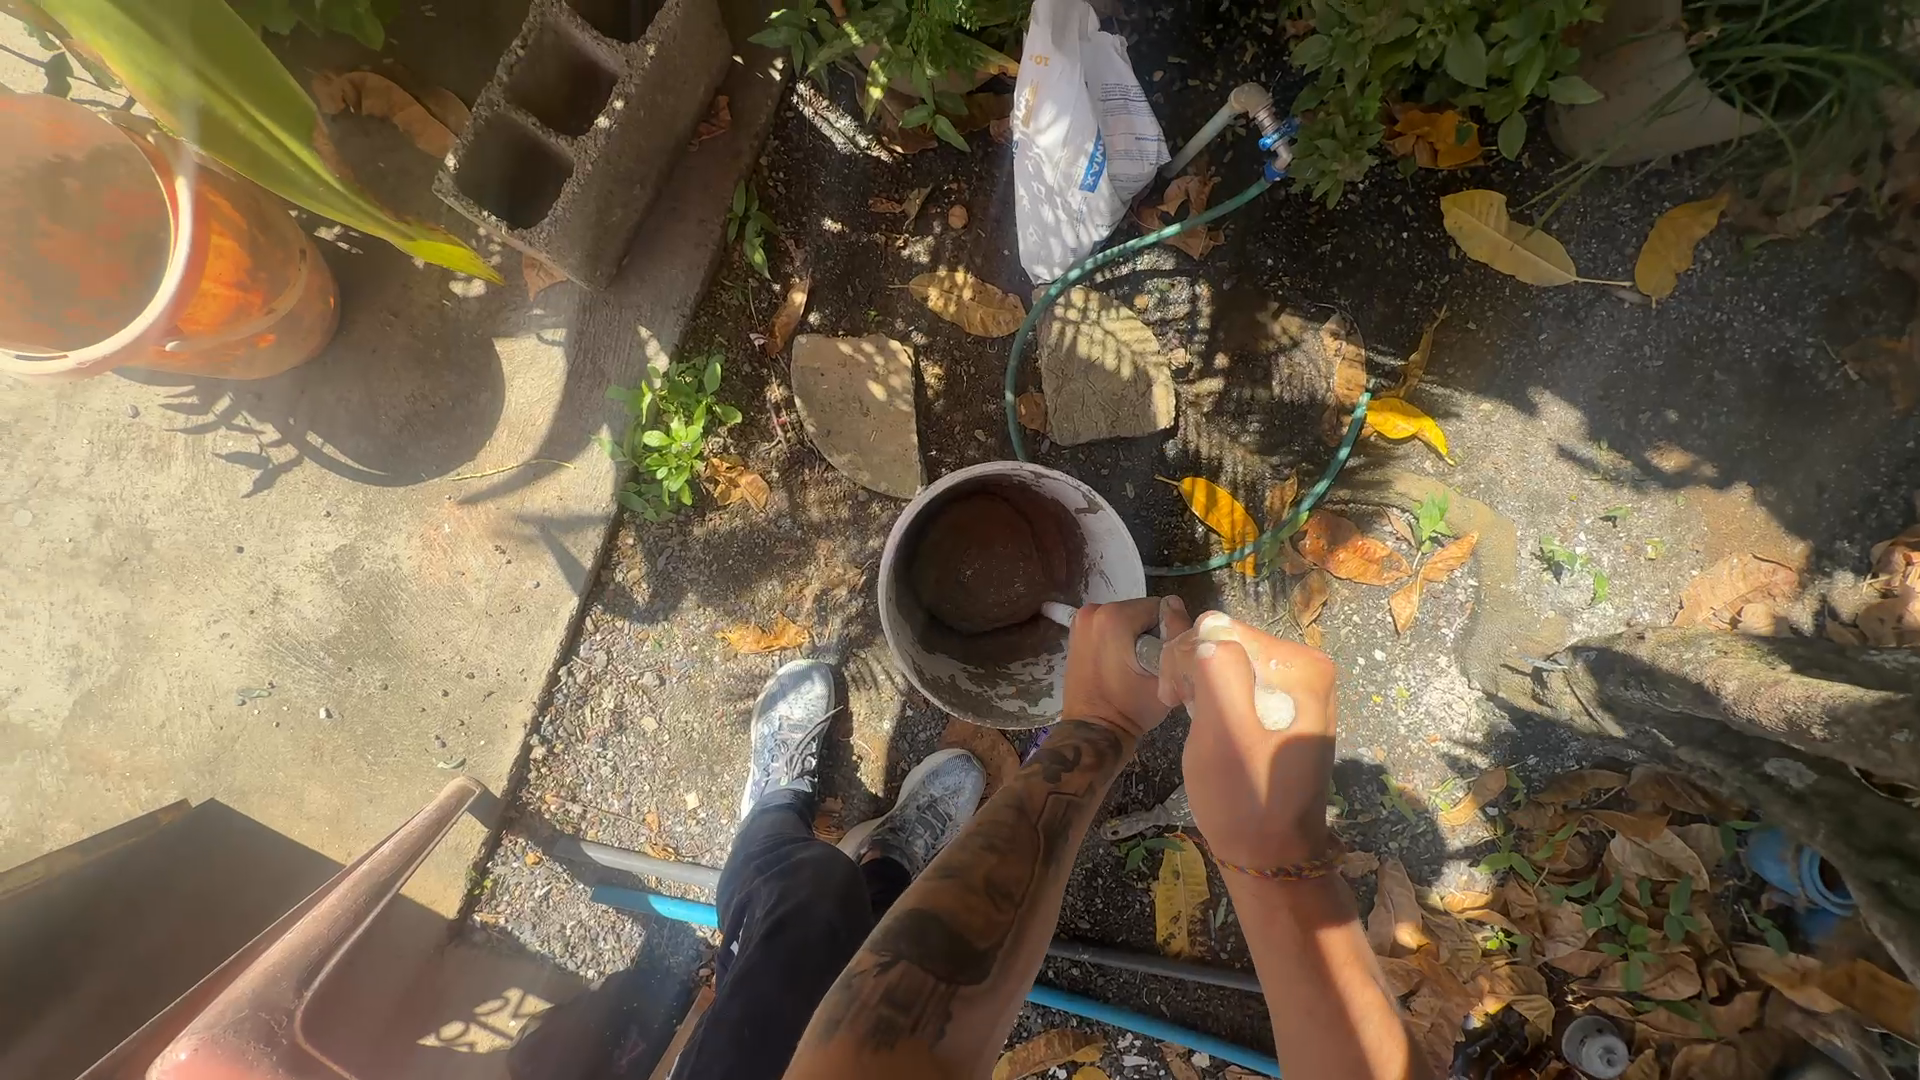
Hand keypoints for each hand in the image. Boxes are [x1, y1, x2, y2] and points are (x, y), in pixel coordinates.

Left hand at [1061, 596, 1192, 740]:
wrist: (1093, 730)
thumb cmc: (1130, 708)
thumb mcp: (1164, 675)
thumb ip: (1176, 637)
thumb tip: (1177, 606)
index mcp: (1113, 617)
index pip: (1159, 608)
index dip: (1168, 632)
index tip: (1162, 658)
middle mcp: (1093, 611)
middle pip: (1140, 611)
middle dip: (1151, 633)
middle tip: (1149, 665)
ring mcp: (1081, 620)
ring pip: (1127, 618)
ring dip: (1135, 636)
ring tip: (1135, 666)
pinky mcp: (1077, 631)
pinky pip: (1109, 626)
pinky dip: (1119, 638)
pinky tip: (1120, 663)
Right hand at [1158, 611, 1336, 867]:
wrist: (1269, 852)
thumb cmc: (1241, 795)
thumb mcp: (1222, 730)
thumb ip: (1215, 667)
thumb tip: (1207, 634)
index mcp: (1300, 665)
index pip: (1219, 629)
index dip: (1184, 658)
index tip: (1175, 700)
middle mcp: (1306, 665)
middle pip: (1223, 636)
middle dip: (1191, 666)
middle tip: (1182, 708)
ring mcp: (1298, 684)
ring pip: (1223, 653)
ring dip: (1198, 680)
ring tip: (1196, 717)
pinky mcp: (1286, 701)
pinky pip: (1234, 674)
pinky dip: (1212, 690)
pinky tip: (1209, 717)